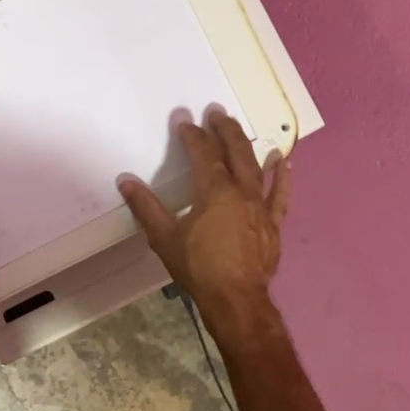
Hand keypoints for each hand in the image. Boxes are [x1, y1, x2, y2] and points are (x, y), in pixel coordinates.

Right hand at [118, 110, 290, 329]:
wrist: (236, 298)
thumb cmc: (197, 268)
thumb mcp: (164, 238)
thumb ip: (145, 207)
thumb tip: (125, 181)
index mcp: (214, 192)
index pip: (203, 154)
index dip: (193, 136)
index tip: (184, 121)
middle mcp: (242, 192)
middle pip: (235, 152)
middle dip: (224, 129)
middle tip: (216, 112)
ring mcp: (261, 206)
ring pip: (257, 167)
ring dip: (248, 145)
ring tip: (241, 129)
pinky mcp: (272, 223)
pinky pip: (280, 194)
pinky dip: (281, 176)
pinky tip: (283, 162)